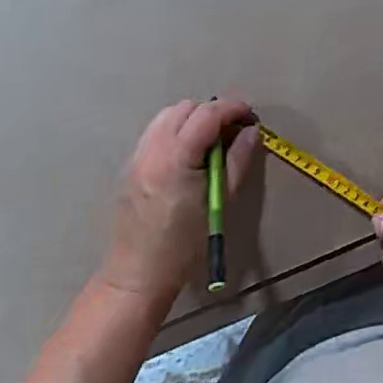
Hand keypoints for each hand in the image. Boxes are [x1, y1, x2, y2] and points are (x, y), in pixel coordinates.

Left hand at [99, 98, 256, 303]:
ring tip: (213, 141)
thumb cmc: (185, 244)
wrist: (138, 274)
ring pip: (168, 115)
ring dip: (193, 118)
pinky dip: (176, 129)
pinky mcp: (130, 164)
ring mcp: (137, 155)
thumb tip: (251, 131)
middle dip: (213, 111)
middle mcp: (152, 148)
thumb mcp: (220, 202)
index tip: (250, 115)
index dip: (232, 108)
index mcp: (175, 158)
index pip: (207, 114)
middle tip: (234, 131)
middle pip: (186, 108)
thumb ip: (238, 160)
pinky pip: (156, 131)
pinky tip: (190, 153)